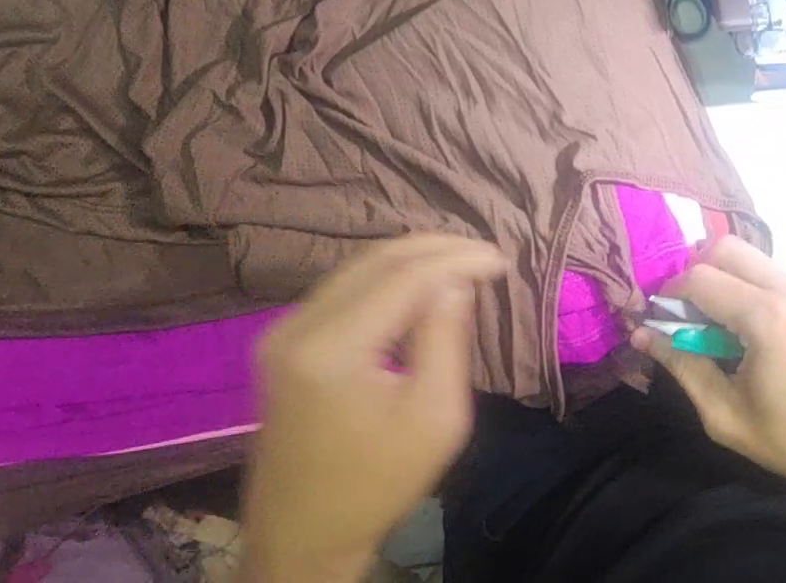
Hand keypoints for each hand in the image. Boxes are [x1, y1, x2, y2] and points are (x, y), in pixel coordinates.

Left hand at [241, 235, 506, 582]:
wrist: (301, 537)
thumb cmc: (377, 485)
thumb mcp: (434, 418)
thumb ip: (446, 338)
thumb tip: (456, 281)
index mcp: (331, 348)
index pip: (403, 277)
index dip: (456, 259)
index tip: (501, 260)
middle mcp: (298, 325)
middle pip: (377, 259)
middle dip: (437, 248)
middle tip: (485, 254)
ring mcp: (283, 330)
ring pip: (359, 267)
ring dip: (413, 258)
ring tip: (462, 261)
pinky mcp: (284, 339)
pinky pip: (344, 287)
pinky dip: (387, 276)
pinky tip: (421, 281)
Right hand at [634, 239, 785, 582]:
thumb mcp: (726, 415)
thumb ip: (682, 364)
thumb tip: (642, 333)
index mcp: (767, 318)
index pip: (700, 277)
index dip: (671, 292)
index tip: (662, 315)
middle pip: (728, 247)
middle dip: (700, 271)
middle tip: (693, 310)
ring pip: (759, 260)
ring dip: (734, 281)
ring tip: (733, 326)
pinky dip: (766, 293)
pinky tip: (772, 335)